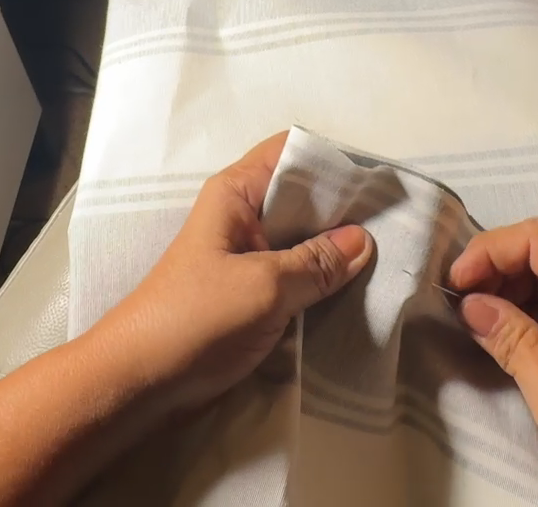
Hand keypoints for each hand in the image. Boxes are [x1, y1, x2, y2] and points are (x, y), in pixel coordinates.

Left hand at [85, 132, 374, 412]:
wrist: (139, 383)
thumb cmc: (195, 318)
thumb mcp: (264, 287)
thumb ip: (317, 263)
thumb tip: (365, 239)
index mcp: (237, 193)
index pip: (290, 152)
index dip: (333, 158)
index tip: (379, 179)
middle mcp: (245, 214)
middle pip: (303, 194)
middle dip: (346, 205)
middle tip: (398, 219)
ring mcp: (250, 254)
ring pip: (304, 235)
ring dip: (339, 245)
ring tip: (392, 251)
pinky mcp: (254, 290)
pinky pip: (299, 270)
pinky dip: (326, 275)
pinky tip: (362, 286)